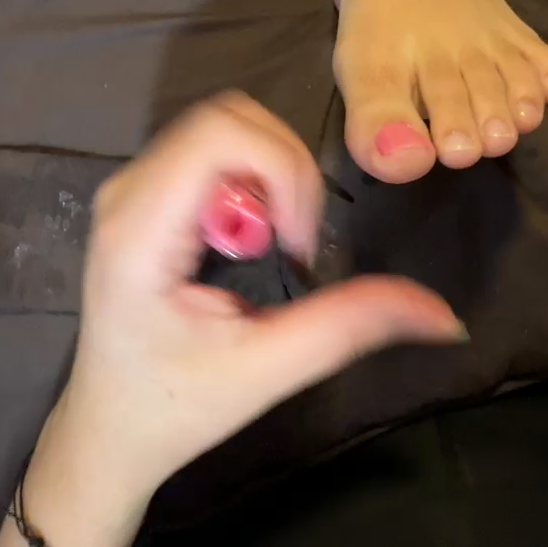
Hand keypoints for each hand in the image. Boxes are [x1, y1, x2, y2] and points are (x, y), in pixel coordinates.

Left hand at [3, 93, 464, 546]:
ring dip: (272, 170)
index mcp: (139, 228)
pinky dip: (255, 175)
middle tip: (295, 241)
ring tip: (275, 243)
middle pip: (226, 117)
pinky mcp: (149, 189)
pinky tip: (252, 236)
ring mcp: (133, 183)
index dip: (281, 166)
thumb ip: (348, 328)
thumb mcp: (264, 372)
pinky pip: (215, 146)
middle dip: (285, 166)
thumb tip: (440, 312)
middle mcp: (129, 188)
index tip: (296, 241)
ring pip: (224, 124)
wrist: (107, 429)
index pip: (217, 133)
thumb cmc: (172, 407)